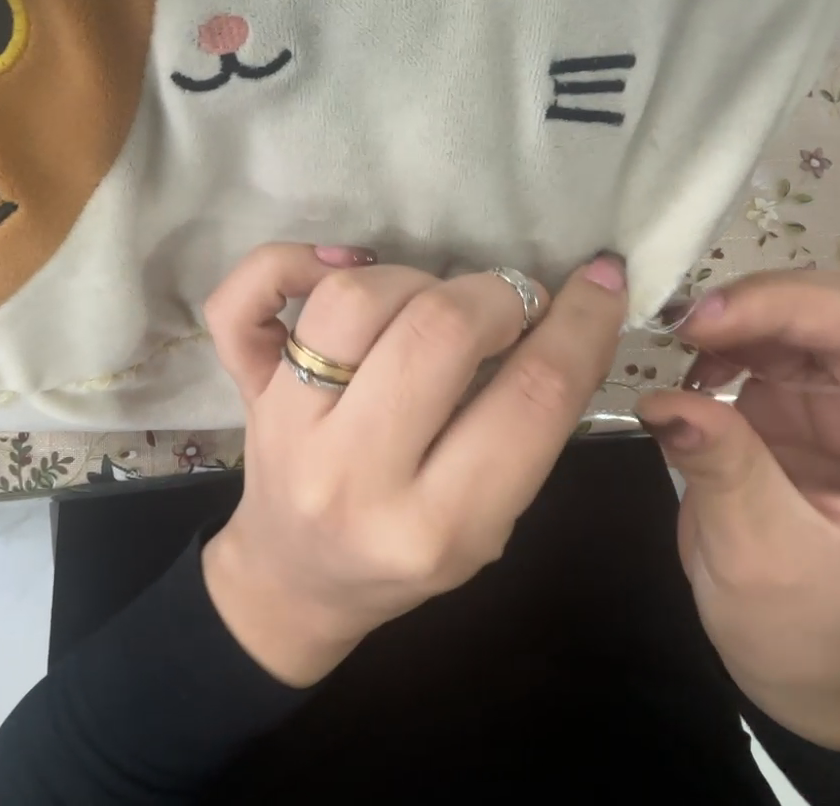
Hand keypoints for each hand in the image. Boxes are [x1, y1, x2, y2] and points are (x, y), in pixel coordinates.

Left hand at [200, 243, 628, 686]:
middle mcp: (352, 474)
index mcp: (435, 525)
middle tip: (508, 305)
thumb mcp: (487, 525)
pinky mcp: (244, 392)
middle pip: (437, 332)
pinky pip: (240, 305)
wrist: (295, 578)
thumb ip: (525, 433)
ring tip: (430, 303)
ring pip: (351, 302)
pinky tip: (339, 267)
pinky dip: (287, 261)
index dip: (580, 325)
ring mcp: (285, 426)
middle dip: (496, 296)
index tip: (599, 284)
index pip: (530, 399)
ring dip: (412, 280)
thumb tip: (566, 316)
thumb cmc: (402, 559)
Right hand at [636, 271, 839, 749]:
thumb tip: (666, 403)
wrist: (778, 645)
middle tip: (705, 323)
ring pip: (828, 312)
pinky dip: (730, 331)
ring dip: (757, 307)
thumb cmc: (800, 625)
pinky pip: (772, 334)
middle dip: (798, 309)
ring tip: (690, 330)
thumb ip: (725, 472)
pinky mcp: (797, 397)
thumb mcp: (762, 557)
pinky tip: (694, 359)